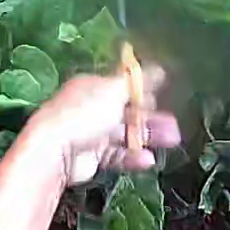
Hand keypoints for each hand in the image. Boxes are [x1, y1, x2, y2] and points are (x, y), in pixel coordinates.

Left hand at [18, 65, 182, 186]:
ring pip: (125, 134)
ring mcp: (91, 134)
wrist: (55, 151)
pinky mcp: (91, 158)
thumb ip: (138, 82)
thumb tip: (159, 69)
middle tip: (174, 125)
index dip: (144, 91)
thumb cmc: (85, 114)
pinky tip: (148, 160)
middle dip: (152, 118)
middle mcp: (91, 108)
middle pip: (127, 112)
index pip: (123, 86)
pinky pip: (116, 155)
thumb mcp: (114, 90)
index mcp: (93, 87)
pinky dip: (132, 157)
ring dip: (148, 137)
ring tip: (172, 141)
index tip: (165, 96)